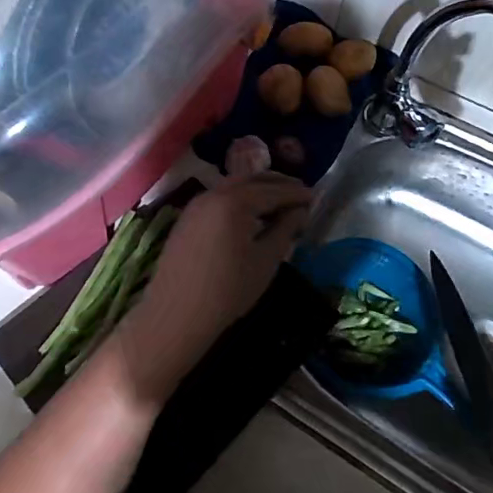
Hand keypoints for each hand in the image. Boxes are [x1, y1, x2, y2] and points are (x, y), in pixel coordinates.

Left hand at [105, 174, 310, 394]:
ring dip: (256, 188)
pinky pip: (217, 198)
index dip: (296, 193)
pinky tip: (249, 213)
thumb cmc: (228, 290)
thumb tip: (299, 210)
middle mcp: (212, 194)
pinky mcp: (186, 218)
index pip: (273, 190)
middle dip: (276, 183)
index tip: (314, 197)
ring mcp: (195, 205)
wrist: (177, 312)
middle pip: (250, 180)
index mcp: (235, 201)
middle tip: (299, 192)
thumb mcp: (266, 260)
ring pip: (231, 186)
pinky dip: (237, 198)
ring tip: (278, 201)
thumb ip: (285, 229)